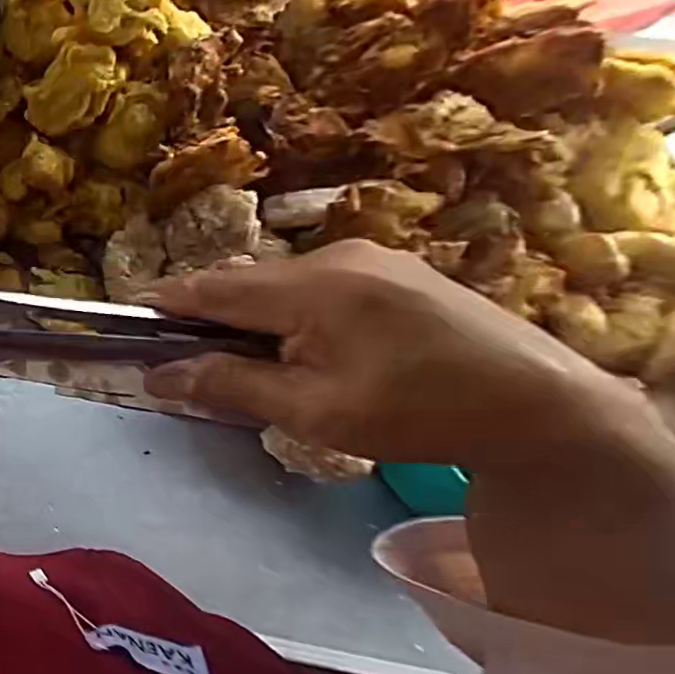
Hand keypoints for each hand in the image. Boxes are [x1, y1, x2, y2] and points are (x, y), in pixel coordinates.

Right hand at [146, 240, 674, 641]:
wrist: (550, 411)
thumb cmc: (420, 415)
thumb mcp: (312, 411)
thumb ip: (228, 384)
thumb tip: (156, 376)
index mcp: (315, 288)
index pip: (210, 287)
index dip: (162, 302)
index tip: (124, 319)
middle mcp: (337, 258)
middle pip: (239, 281)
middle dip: (201, 313)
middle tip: (178, 353)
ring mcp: (369, 258)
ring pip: (272, 281)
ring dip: (241, 312)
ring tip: (233, 354)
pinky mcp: (389, 270)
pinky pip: (308, 282)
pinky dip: (279, 308)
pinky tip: (289, 341)